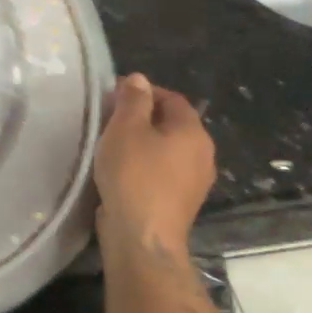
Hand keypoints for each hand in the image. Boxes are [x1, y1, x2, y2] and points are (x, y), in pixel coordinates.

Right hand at [94, 73, 214, 257]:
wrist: (143, 233)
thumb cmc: (134, 173)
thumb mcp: (125, 128)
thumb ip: (133, 100)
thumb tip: (139, 79)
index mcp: (193, 133)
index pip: (173, 99)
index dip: (144, 91)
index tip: (113, 94)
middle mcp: (203, 154)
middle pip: (173, 123)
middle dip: (143, 114)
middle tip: (108, 116)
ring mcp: (195, 180)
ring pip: (168, 147)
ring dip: (143, 139)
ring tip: (111, 140)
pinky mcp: (181, 198)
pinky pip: (165, 168)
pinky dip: (146, 160)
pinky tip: (123, 166)